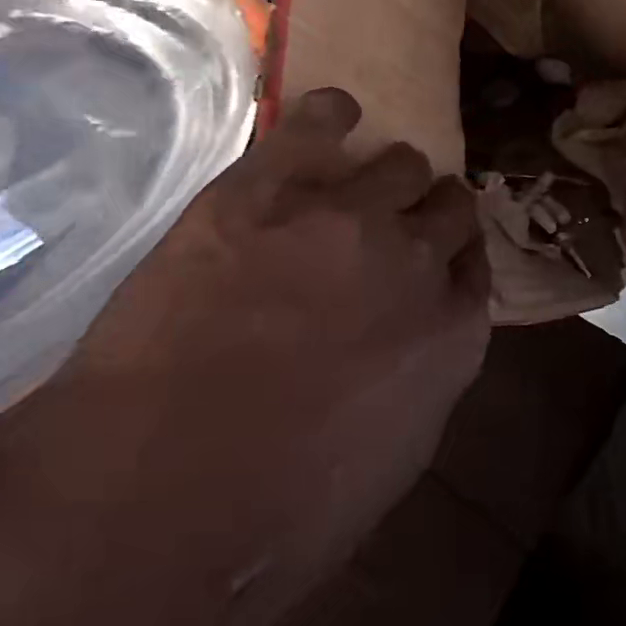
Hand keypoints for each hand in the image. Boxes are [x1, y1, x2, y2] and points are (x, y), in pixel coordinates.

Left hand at [17, 88, 490, 625]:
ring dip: (387, 177)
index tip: (434, 259)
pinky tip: (332, 116)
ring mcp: (342, 219)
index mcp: (453, 334)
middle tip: (390, 229)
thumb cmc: (280, 509)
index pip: (475, 265)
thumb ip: (423, 374)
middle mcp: (414, 261)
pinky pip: (319, 124)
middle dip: (427, 215)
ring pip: (398, 162)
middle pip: (446, 205)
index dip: (453, 258)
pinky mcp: (261, 192)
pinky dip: (332, 116)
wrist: (150, 499)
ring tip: (356, 185)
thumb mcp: (392, 455)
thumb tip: (415, 331)